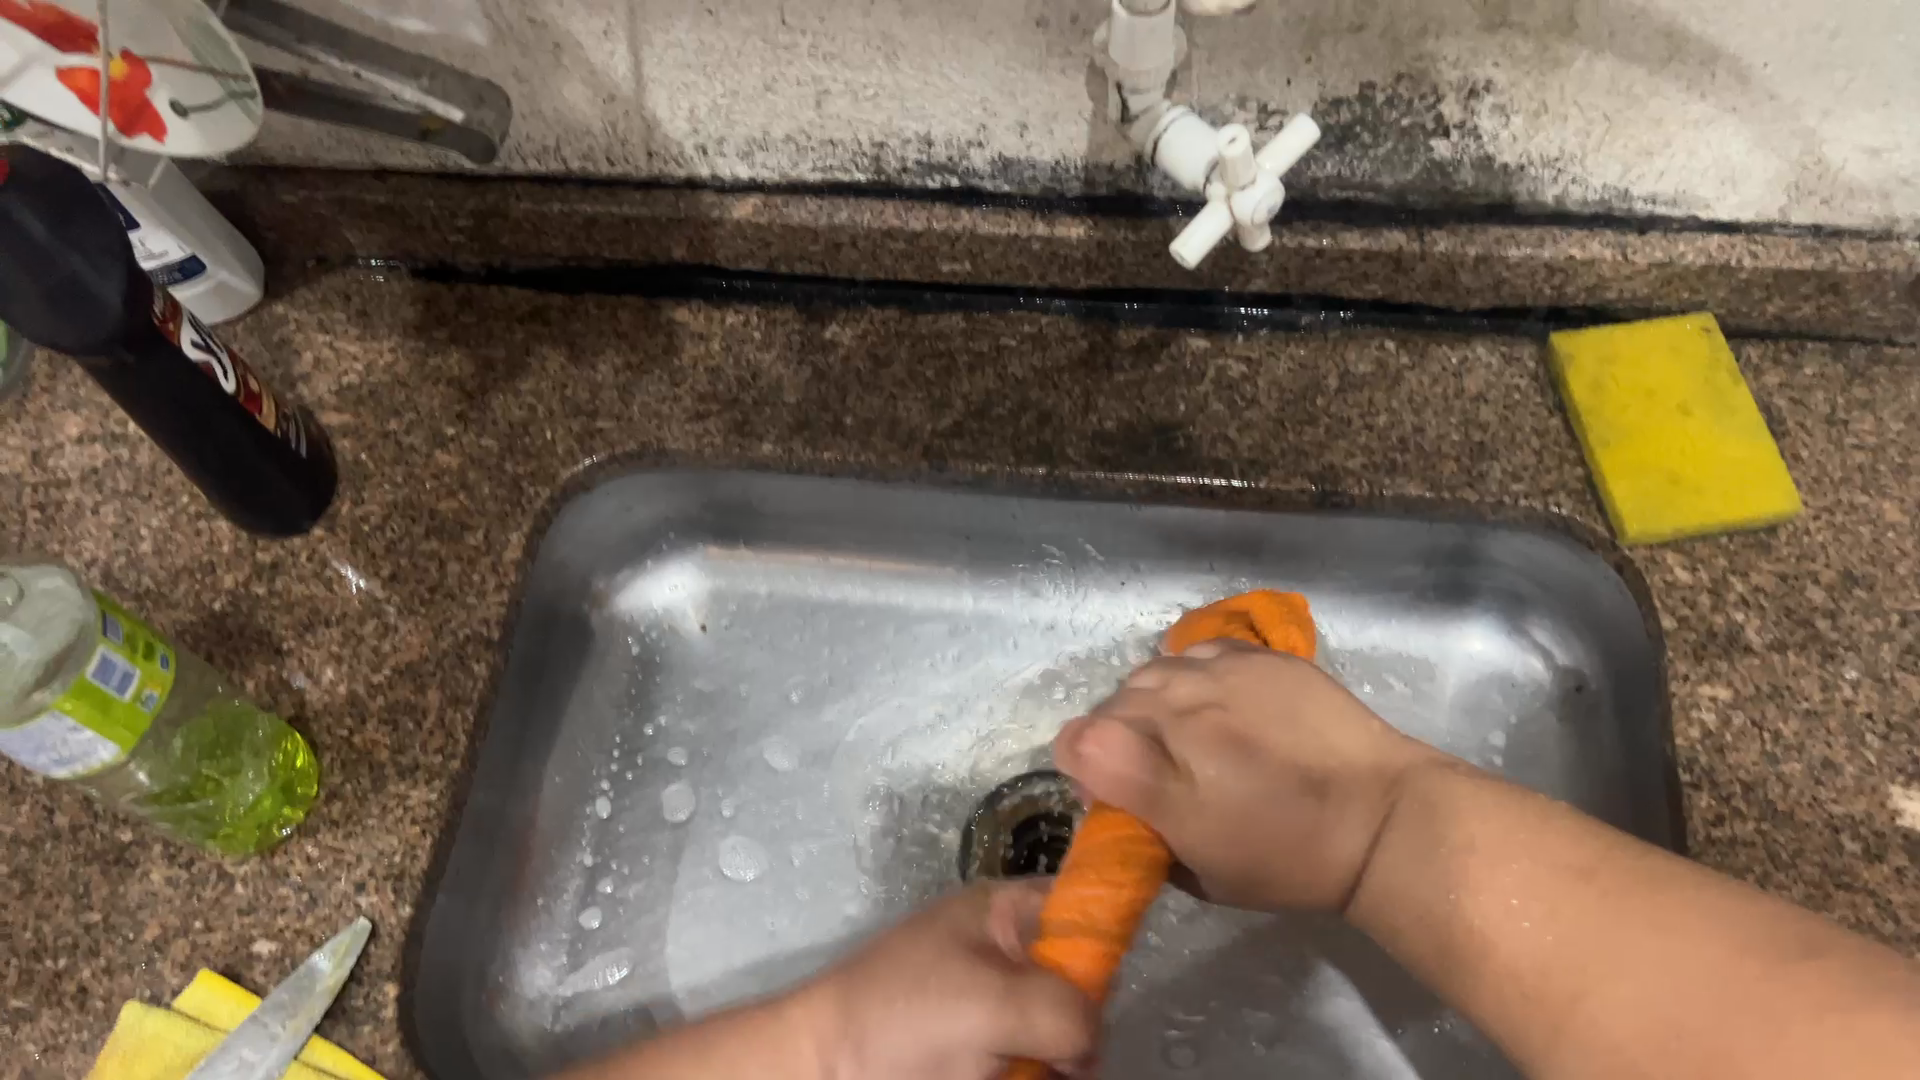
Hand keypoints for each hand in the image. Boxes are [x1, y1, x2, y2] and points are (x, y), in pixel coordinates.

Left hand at [794, 880, 1099, 1079]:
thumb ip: (1061, 1009)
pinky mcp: (983, 1052)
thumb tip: (1090, 1040)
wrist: (821, 1072)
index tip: (1105, 994)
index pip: (1080, 904)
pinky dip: (1031, 1076)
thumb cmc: (903, 1016)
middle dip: (1077, 1026)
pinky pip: (1030, 1064)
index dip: (1105, 941)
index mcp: (1004, 913)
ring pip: (1058, 1034)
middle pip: (1078, 982)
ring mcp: (993, 1006)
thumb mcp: (989, 1001)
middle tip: (1060, 1059)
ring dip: (1054, 1064)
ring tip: (1024, 1074)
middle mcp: (1005, 953)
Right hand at [1052, 638, 1443, 912]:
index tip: (1115, 791)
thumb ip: (1134, 820)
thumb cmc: (1286, 857)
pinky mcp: (1259, 656)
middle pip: (1112, 704)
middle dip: (1119, 735)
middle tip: (1158, 768)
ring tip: (1189, 731)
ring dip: (1153, 702)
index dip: (1085, 768)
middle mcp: (1177, 704)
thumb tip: (1098, 780)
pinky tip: (1217, 699)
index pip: (1076, 742)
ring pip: (1150, 673)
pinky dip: (1193, 674)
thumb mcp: (1198, 867)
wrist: (1380, 820)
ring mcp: (1220, 671)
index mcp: (1159, 765)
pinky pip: (1198, 652)